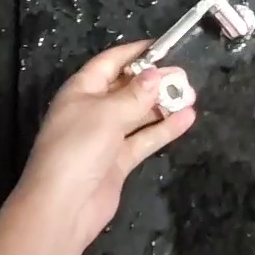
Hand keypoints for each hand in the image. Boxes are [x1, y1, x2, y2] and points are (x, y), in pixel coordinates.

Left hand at [14, 40, 196, 249]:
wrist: (62, 208)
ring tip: (191, 96)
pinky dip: (163, 130)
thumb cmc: (78, 147)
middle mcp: (93, 109)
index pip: (110, 62)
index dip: (134, 53)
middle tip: (184, 77)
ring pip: (138, 114)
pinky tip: (187, 120)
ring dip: (162, 105)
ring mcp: (106, 137)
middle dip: (154, 81)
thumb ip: (135, 94)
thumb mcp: (107, 113)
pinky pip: (143, 139)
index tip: (162, 46)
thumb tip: (156, 74)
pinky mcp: (117, 161)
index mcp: (82, 90)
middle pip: (127, 88)